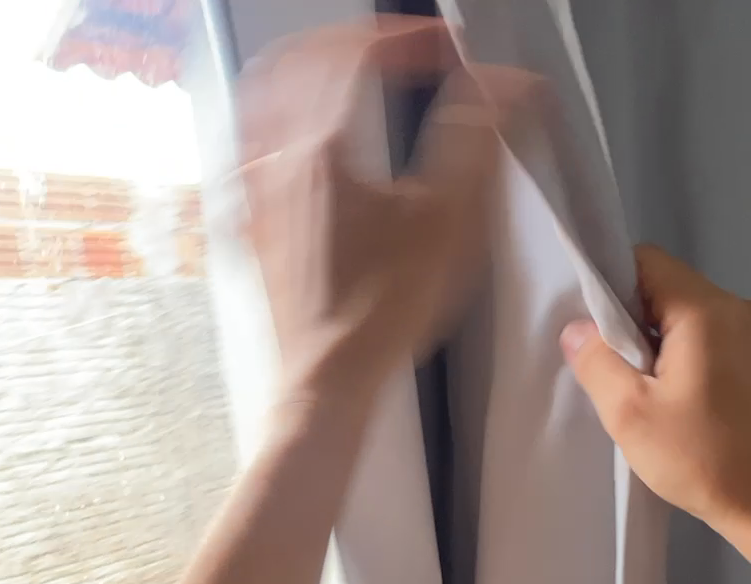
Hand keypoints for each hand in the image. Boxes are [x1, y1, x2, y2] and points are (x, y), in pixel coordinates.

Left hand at [237, 17, 525, 425]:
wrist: (330, 379)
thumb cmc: (384, 312)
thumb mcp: (448, 224)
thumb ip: (475, 142)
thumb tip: (505, 84)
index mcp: (323, 151)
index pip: (357, 55)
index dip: (407, 38)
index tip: (447, 50)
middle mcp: (277, 164)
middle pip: (291, 63)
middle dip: (342, 42)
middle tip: (383, 49)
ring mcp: (256, 200)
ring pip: (256, 107)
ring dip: (295, 77)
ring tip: (328, 78)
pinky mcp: (254, 234)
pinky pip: (244, 160)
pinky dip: (267, 134)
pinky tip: (286, 150)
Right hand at [560, 245, 750, 541]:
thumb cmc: (704, 459)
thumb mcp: (630, 414)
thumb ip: (597, 362)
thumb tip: (578, 330)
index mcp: (708, 310)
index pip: (647, 262)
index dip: (610, 287)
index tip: (594, 334)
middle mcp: (743, 309)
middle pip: (670, 291)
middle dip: (634, 325)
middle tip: (617, 376)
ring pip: (693, 320)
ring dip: (662, 347)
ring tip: (651, 399)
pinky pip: (717, 343)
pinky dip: (690, 361)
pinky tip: (684, 407)